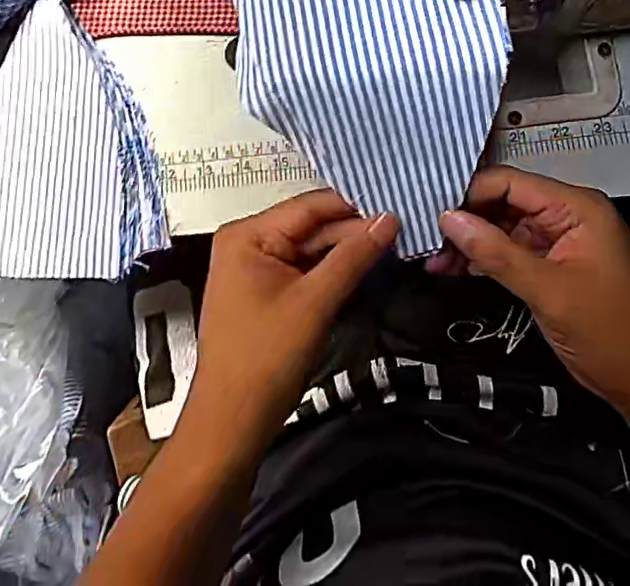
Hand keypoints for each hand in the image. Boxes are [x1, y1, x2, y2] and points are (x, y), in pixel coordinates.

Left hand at [185, 190, 396, 451]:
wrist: (231, 424)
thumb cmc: (264, 360)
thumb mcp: (315, 302)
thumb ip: (353, 257)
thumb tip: (388, 220)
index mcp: (248, 234)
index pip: (310, 206)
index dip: (354, 208)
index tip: (395, 212)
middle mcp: (247, 241)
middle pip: (310, 225)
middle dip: (352, 232)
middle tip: (399, 235)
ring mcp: (253, 266)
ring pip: (309, 248)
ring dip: (344, 253)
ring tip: (388, 250)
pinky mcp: (263, 290)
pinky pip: (302, 268)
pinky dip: (329, 272)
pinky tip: (360, 272)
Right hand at [435, 166, 629, 419]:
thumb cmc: (611, 334)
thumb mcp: (549, 291)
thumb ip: (496, 252)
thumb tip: (447, 218)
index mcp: (576, 207)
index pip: (511, 183)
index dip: (469, 193)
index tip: (429, 210)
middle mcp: (566, 215)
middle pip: (504, 202)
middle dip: (465, 219)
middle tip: (424, 238)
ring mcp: (559, 240)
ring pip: (502, 227)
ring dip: (469, 242)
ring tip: (432, 259)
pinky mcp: (552, 265)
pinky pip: (510, 250)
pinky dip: (483, 259)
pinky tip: (452, 268)